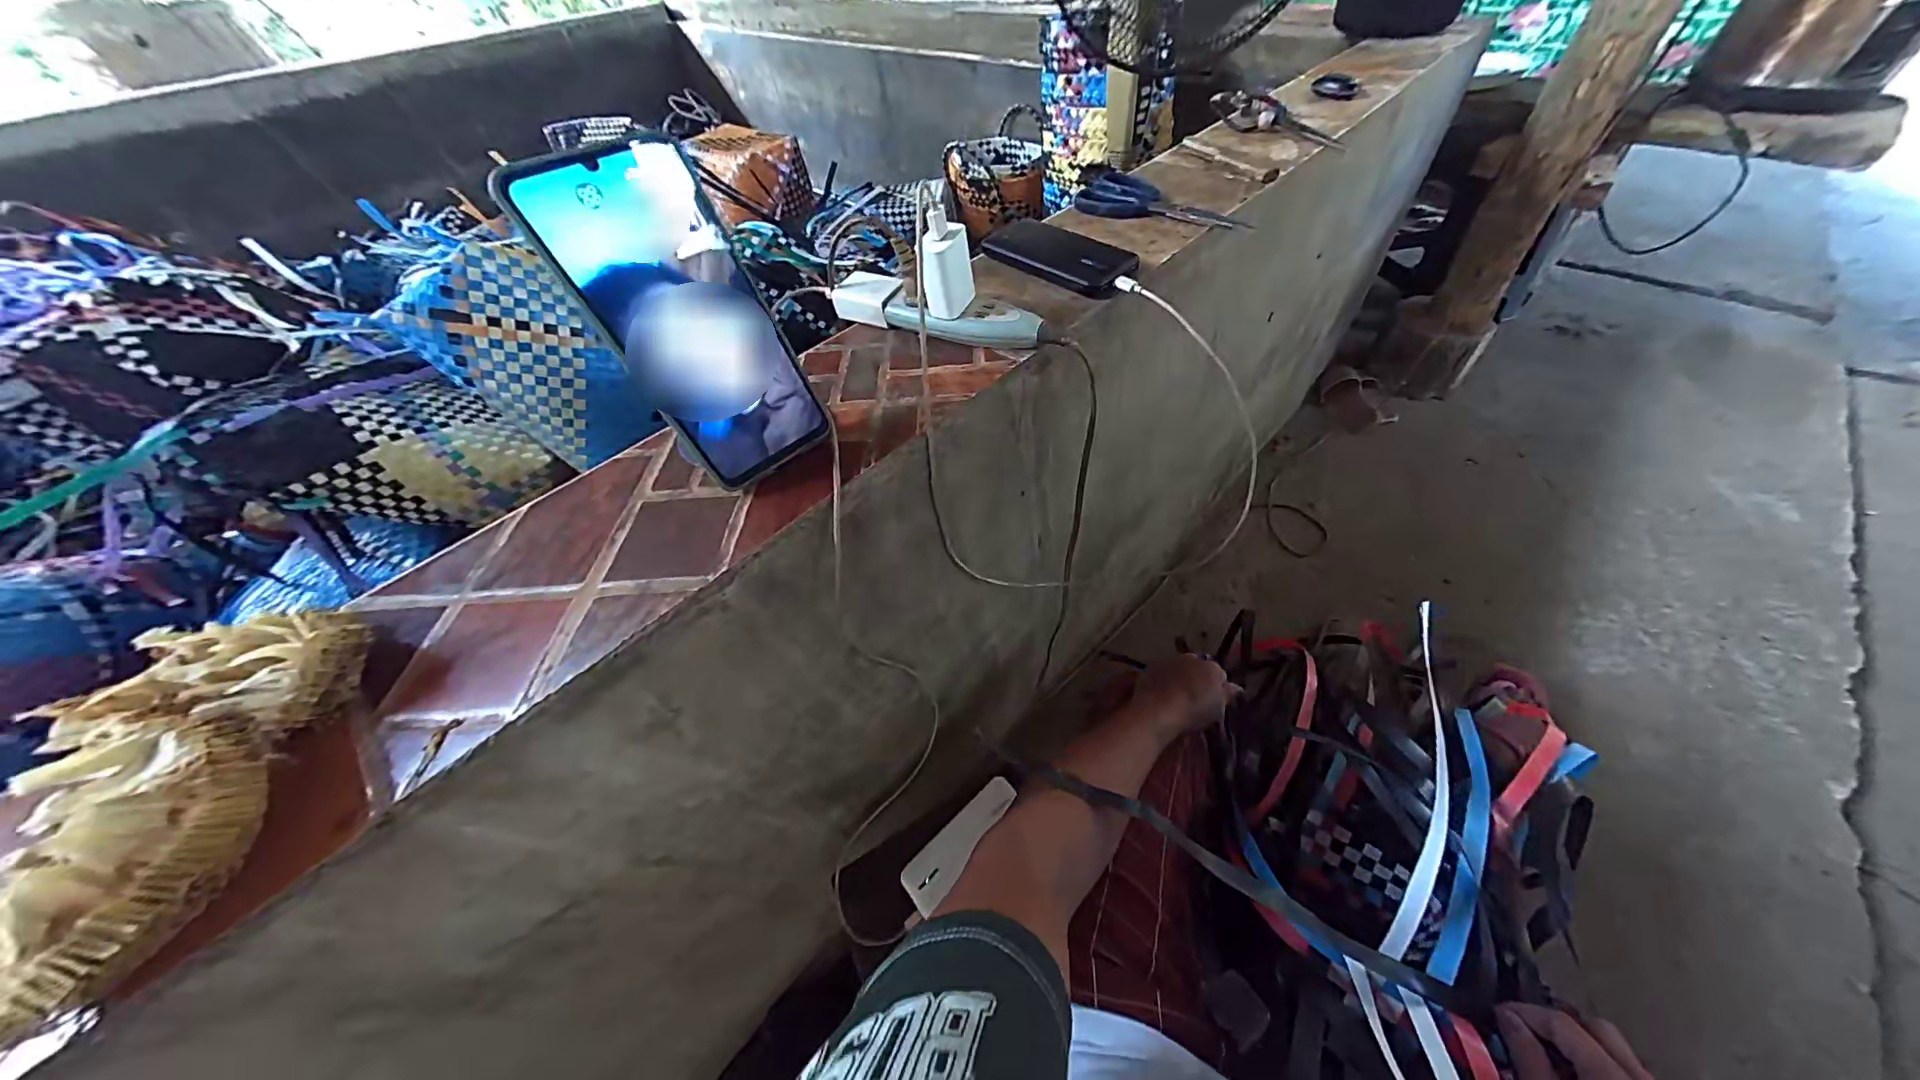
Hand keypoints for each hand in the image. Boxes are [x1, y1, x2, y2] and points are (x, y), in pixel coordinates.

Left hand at [1129, 655, 1237, 735]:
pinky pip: (1162, 673)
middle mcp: (1192, 658)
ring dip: (1180, 678)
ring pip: (1180, 669)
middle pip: (1199, 669)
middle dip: (1198, 680)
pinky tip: (1160, 695)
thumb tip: (1236, 688)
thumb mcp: (1218, 709)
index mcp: (1213, 668)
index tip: (1212, 702)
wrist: (1158, 709)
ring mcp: (1170, 660)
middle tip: (1194, 699)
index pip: (1220, 675)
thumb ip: (1227, 695)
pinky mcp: (1151, 667)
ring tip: (1176, 697)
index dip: (1217, 689)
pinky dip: (1163, 680)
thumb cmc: (1194, 711)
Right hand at [1496, 1004, 1653, 1079]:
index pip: (1562, 1021)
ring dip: (1579, 1041)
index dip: (1525, 1011)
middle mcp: (1641, 1076)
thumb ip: (1528, 1057)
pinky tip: (1577, 1072)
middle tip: (1525, 1028)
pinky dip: (1599, 1061)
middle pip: (1596, 1026)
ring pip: (1616, 1047)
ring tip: (1550, 1052)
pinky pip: (1627, 1067)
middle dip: (1557, 1021)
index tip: (1501, 1012)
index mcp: (1612, 1074)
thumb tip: (1508, 1017)